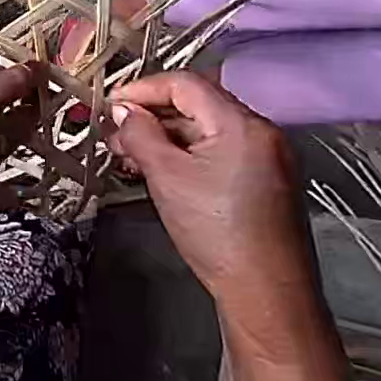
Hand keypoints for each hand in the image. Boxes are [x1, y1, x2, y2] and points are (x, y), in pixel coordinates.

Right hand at [107, 73, 304, 300]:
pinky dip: (188, 152)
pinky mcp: (266, 179)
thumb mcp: (166, 177)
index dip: (143, 88)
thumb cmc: (216, 233)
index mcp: (241, 123)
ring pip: (206, 128)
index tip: (113, 104)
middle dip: (152, 113)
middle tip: (117, 132)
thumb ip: (140, 134)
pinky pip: (220, 149)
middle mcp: (261, 131)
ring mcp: (267, 156)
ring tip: (132, 154)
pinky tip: (162, 168)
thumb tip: (123, 111)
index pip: (185, 84)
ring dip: (167, 134)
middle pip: (197, 103)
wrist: (267, 296)